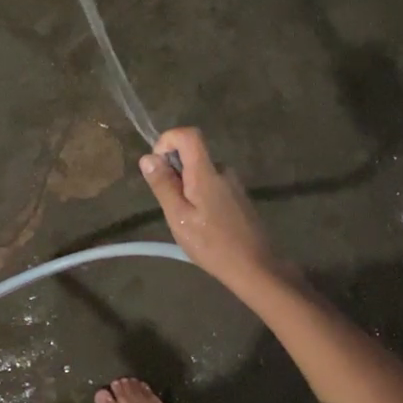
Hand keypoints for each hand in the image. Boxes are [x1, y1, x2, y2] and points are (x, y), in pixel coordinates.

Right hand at [140, 127, 277, 282]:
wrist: (255, 267)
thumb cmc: (212, 244)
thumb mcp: (179, 217)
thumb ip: (163, 185)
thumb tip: (147, 157)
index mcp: (206, 172)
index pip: (188, 134)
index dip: (167, 141)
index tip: (157, 166)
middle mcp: (222, 170)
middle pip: (192, 154)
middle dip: (174, 173)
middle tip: (171, 207)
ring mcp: (233, 183)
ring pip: (200, 172)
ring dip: (186, 188)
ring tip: (187, 220)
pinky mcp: (238, 197)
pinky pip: (211, 185)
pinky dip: (199, 196)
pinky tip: (203, 225)